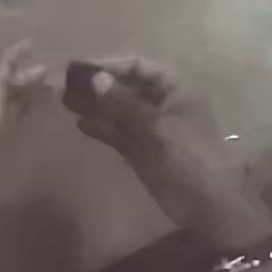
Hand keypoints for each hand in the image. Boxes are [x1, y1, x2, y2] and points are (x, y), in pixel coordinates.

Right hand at [64, 56, 271, 249]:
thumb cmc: (188, 159)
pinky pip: (119, 133)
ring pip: (120, 111)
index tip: (79, 67)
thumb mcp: (156, 127)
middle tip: (65, 85)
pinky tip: (80, 125)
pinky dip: (102, 128)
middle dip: (99, 86)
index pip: (139, 65)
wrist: (206, 207)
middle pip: (127, 87)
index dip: (110, 64)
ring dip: (96, 106)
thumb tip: (94, 78)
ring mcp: (152, 128)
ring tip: (66, 103)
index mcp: (177, 88)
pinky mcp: (143, 150)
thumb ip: (123, 103)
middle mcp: (164, 103)